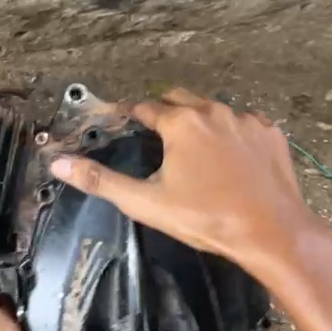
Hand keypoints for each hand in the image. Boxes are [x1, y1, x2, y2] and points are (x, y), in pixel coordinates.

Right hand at [49, 88, 321, 276]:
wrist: (272, 232)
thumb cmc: (206, 218)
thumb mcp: (146, 203)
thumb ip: (101, 181)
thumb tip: (59, 164)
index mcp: (180, 122)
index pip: (145, 107)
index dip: (130, 114)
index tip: (122, 122)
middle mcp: (213, 110)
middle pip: (179, 98)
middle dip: (164, 111)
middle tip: (154, 135)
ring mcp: (246, 120)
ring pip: (213, 109)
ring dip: (198, 121)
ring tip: (192, 149)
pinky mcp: (271, 133)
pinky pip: (243, 123)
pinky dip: (231, 133)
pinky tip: (229, 159)